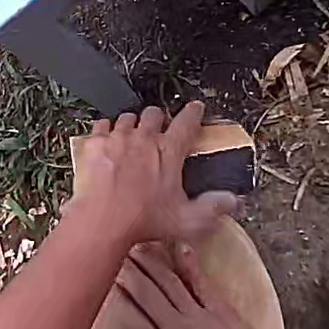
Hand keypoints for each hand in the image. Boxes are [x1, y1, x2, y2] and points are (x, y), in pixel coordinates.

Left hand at [67, 103, 238, 244]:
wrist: (103, 220)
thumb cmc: (144, 220)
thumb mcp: (187, 219)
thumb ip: (212, 207)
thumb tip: (233, 201)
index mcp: (169, 151)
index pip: (187, 122)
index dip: (193, 112)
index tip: (196, 108)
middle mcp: (145, 137)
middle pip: (154, 113)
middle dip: (157, 118)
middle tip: (158, 128)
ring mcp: (118, 137)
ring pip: (127, 117)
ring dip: (132, 123)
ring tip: (132, 134)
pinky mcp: (95, 143)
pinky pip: (101, 125)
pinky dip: (105, 129)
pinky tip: (106, 138)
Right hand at [111, 241, 290, 328]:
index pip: (131, 319)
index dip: (117, 300)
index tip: (105, 284)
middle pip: (147, 294)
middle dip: (129, 273)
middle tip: (116, 254)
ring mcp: (200, 316)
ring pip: (170, 282)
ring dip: (152, 262)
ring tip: (138, 247)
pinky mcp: (221, 311)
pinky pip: (201, 281)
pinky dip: (189, 262)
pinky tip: (178, 247)